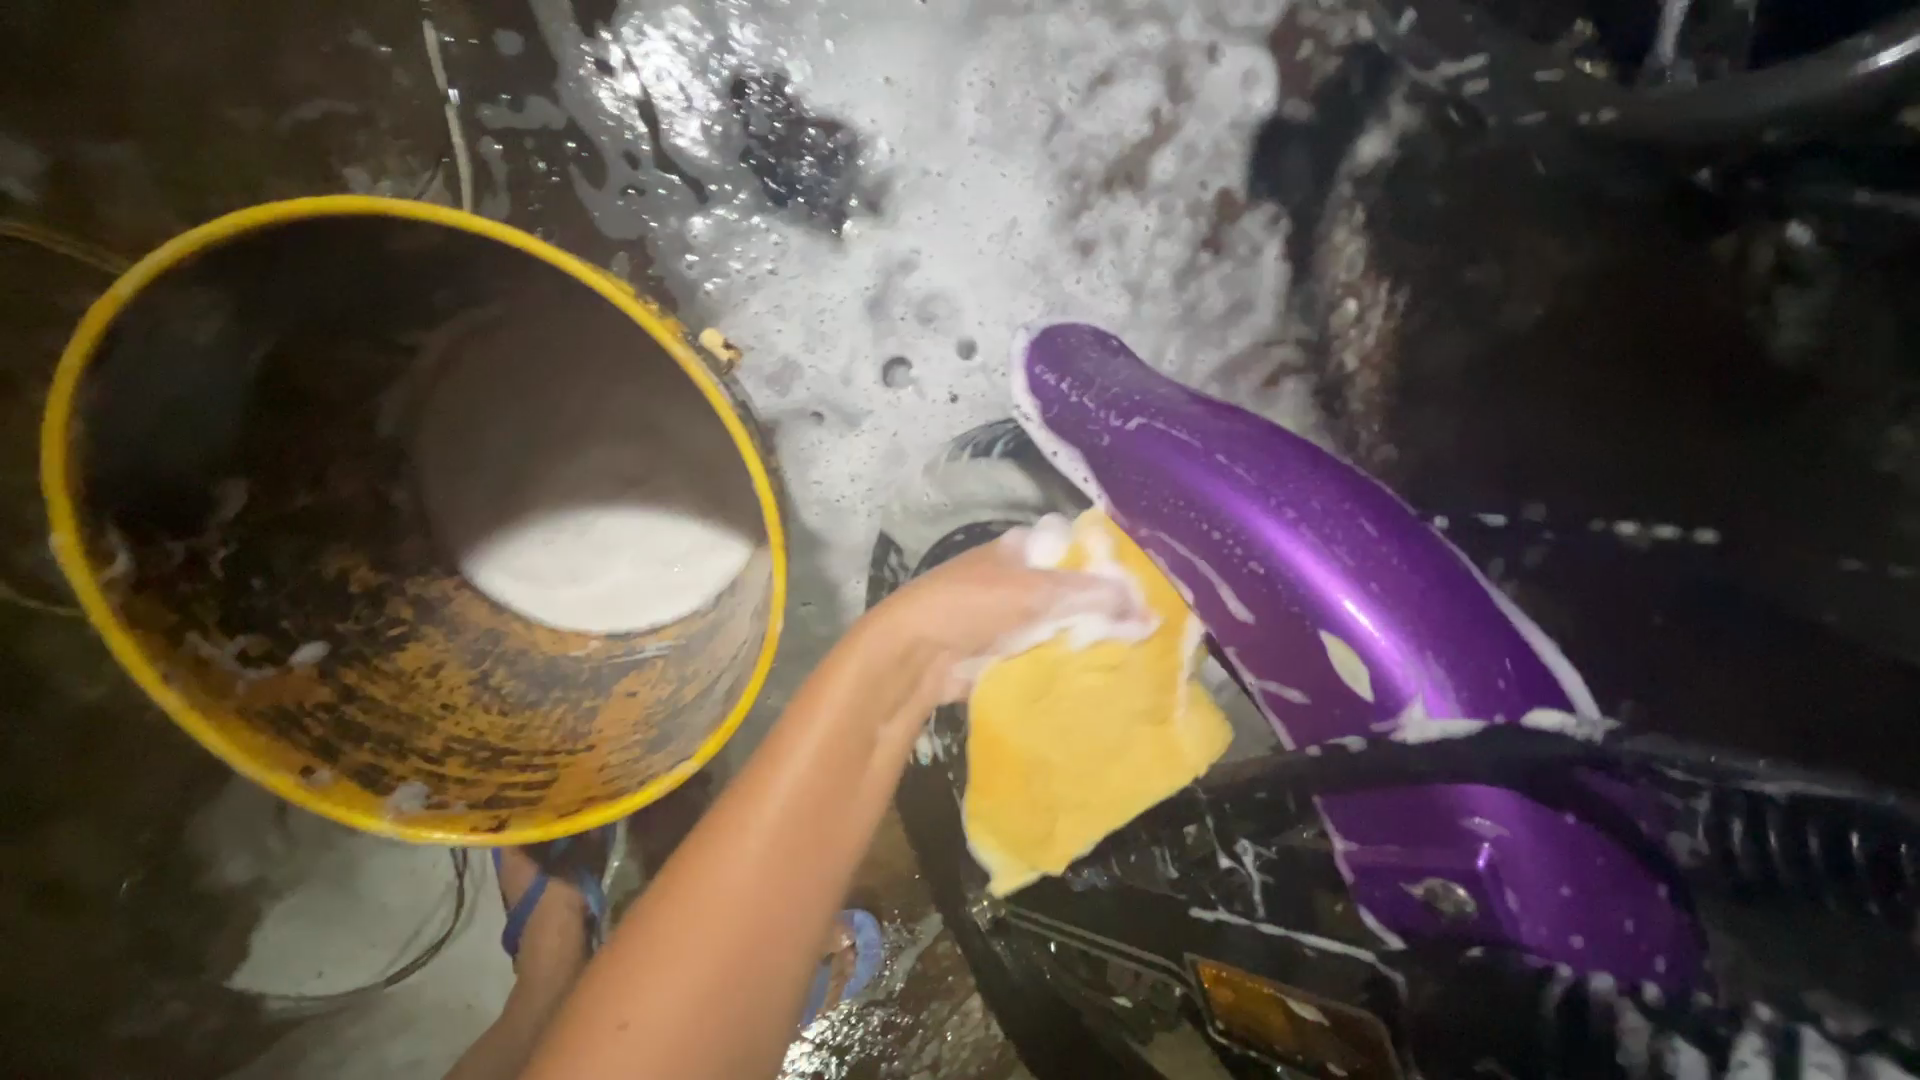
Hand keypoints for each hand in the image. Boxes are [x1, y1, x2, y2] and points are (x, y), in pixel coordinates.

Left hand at [864, 515, 1146, 705]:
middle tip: (1148, 630)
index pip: (1078, 550)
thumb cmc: (974, 605)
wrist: (916, 653)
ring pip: (1061, 623)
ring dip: (1087, 638)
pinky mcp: (1003, 649)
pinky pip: (1045, 651)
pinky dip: (1066, 660)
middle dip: (1104, 609)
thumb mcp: (1039, 593)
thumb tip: (1148, 611)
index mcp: (1022, 548)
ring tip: (1133, 654)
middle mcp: (1018, 576)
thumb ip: (1094, 597)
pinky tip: (1098, 672)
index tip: (1146, 592)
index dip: (1111, 569)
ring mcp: (1009, 615)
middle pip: (1073, 590)